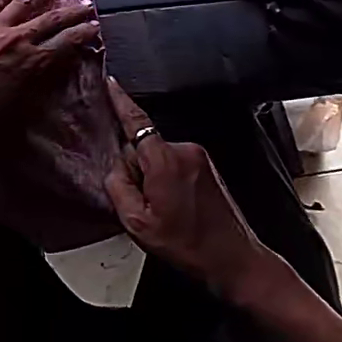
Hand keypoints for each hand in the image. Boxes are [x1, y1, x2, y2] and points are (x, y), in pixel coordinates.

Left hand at [0, 0, 99, 152]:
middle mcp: (15, 39)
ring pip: (22, 3)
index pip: (67, 41)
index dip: (84, 33)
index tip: (94, 26)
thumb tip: (52, 66)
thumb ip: (39, 82)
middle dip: (71, 11)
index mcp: (32, 62)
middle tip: (84, 4)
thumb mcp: (20, 107)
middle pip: (51, 18)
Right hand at [102, 78, 281, 299]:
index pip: (136, 121)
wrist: (232, 258)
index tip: (109, 82)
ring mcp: (199, 157)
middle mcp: (185, 151)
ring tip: (166, 211)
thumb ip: (118, 187)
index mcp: (165, 161)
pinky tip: (176, 208)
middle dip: (136, 171)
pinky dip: (167, 181)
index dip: (119, 100)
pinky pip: (174, 164)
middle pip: (143, 147)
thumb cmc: (191, 245)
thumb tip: (115, 169)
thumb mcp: (138, 224)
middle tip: (146, 205)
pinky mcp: (206, 166)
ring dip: (153, 179)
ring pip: (158, 158)